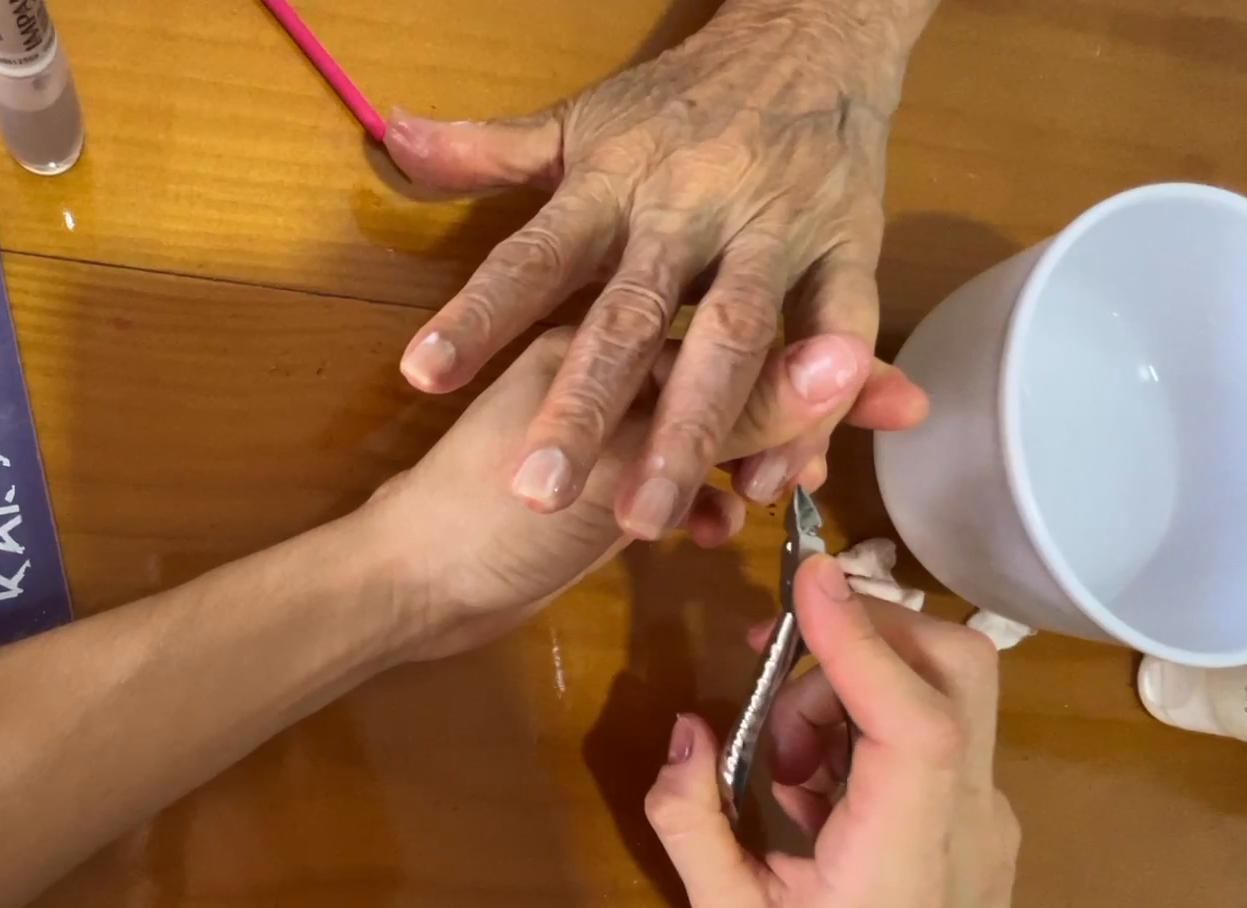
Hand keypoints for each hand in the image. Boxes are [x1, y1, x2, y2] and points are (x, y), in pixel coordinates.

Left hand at [363, 328, 877, 660]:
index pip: (724, 332)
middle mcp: (601, 375)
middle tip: (890, 422)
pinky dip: (695, 501)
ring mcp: (597, 435)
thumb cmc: (486, 511)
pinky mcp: (590, 491)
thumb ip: (724, 413)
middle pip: (724, 378)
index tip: (886, 387)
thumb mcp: (618, 461)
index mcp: (598, 339)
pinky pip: (662, 482)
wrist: (407, 583)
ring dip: (748, 460)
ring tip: (801, 490)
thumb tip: (834, 360)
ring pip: (698, 433)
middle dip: (801, 407)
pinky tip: (720, 528)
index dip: (811, 364)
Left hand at [385, 0, 932, 533]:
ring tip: (643, 519)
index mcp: (606, 189)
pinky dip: (809, 412)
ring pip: (731, 341)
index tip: (419, 375)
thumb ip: (486, 152)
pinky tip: (767, 485)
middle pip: (625, 320)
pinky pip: (836, 335)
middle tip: (537, 495)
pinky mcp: (850, 248)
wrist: (814, 35)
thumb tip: (397, 133)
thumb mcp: (576, 124)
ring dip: (690, 436)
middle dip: (582, 411)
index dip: (475, 316)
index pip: (527, 259)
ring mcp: (771, 231)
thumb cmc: (670, 105)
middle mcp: (684, 213)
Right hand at [645, 556, 1022, 907]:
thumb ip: (687, 821)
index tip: (806, 577)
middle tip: (769, 646)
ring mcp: (987, 806)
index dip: (863, 641)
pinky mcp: (978, 799)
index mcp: (901, 863)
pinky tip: (809, 770)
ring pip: (939, 681)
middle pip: (959, 670)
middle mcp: (968, 820)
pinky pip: (924, 714)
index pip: (915, 728)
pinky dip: (854, 707)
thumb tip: (686, 729)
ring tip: (778, 753)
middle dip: (862, 622)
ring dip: (839, 679)